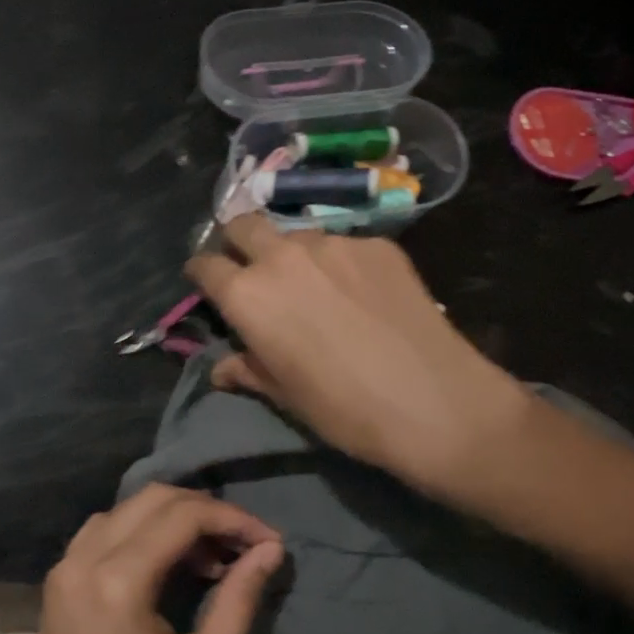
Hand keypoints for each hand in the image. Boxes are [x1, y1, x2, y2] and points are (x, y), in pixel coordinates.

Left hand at [12, 484, 284, 633]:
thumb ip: (239, 603)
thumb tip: (269, 550)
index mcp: (118, 582)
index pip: (183, 515)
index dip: (233, 518)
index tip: (269, 541)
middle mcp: (84, 558)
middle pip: (155, 497)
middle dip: (207, 511)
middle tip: (244, 546)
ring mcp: (65, 563)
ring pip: (129, 507)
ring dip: (175, 518)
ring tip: (212, 559)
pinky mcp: (59, 575)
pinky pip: (106, 527)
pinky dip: (144, 529)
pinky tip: (169, 562)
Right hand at [185, 214, 530, 492]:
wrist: (432, 401)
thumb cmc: (342, 409)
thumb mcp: (284, 396)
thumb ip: (248, 370)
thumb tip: (222, 368)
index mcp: (247, 295)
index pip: (205, 264)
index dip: (202, 274)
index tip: (206, 284)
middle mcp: (283, 256)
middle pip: (244, 225)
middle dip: (238, 242)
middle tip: (251, 270)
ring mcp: (334, 244)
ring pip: (297, 235)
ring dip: (291, 253)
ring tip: (314, 286)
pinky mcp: (377, 245)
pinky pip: (343, 245)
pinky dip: (339, 264)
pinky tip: (361, 295)